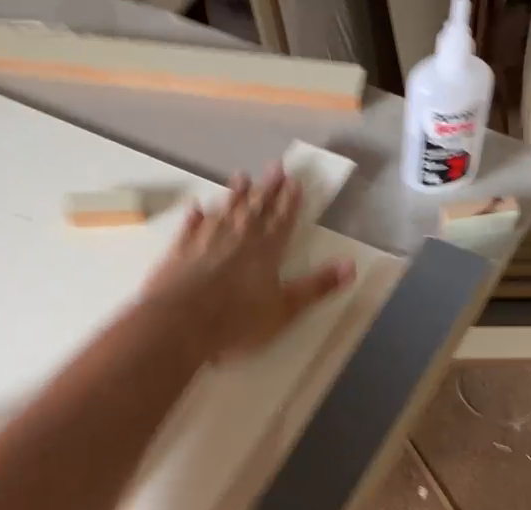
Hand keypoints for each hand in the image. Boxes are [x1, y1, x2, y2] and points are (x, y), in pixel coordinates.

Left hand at [140, 166, 355, 363]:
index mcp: (266, 251)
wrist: (181, 322)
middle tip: (275, 166)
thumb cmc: (238, 321)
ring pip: (223, 210)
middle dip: (266, 189)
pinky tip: (196, 207)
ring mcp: (205, 240)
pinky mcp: (179, 250)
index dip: (290, 202)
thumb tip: (351, 265)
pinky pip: (189, 227)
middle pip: (255, 208)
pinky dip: (194, 216)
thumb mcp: (285, 309)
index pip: (282, 221)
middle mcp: (237, 237)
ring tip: (241, 177)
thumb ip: (316, 287)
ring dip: (234, 194)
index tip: (295, 182)